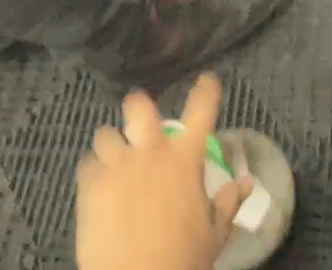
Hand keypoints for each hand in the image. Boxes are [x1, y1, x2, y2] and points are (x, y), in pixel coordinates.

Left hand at [75, 73, 254, 269]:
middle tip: (137, 122)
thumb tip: (245, 183)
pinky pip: (86, 165)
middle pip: (139, 107)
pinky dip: (92, 172)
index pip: (202, 110)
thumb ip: (227, 204)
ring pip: (105, 134)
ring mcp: (117, 166)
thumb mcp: (214, 235)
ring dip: (110, 145)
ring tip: (112, 160)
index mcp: (185, 159)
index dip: (206, 89)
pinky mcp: (90, 187)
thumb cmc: (182, 260)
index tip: (207, 79)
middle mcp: (151, 152)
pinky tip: (96, 187)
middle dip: (137, 108)